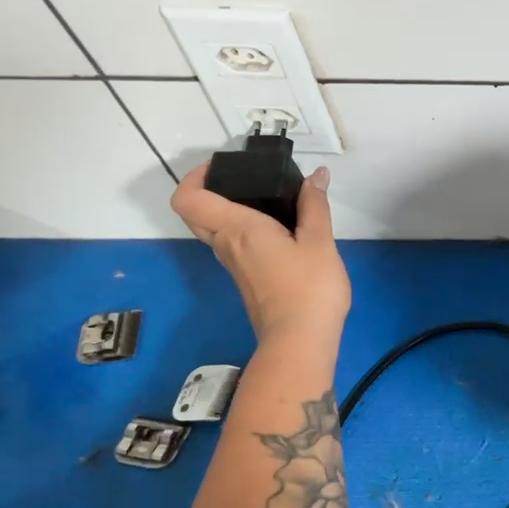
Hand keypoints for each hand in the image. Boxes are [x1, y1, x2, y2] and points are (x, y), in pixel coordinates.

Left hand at [171, 163, 350, 344]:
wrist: (300, 339)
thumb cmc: (309, 288)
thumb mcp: (320, 243)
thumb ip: (315, 206)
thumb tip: (316, 175)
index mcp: (237, 228)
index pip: (188, 197)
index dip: (195, 176)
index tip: (223, 168)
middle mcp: (227, 245)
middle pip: (195, 213)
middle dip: (209, 192)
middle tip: (243, 184)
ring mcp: (234, 266)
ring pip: (215, 231)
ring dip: (230, 212)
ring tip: (269, 205)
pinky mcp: (247, 280)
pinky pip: (234, 246)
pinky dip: (245, 232)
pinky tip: (279, 234)